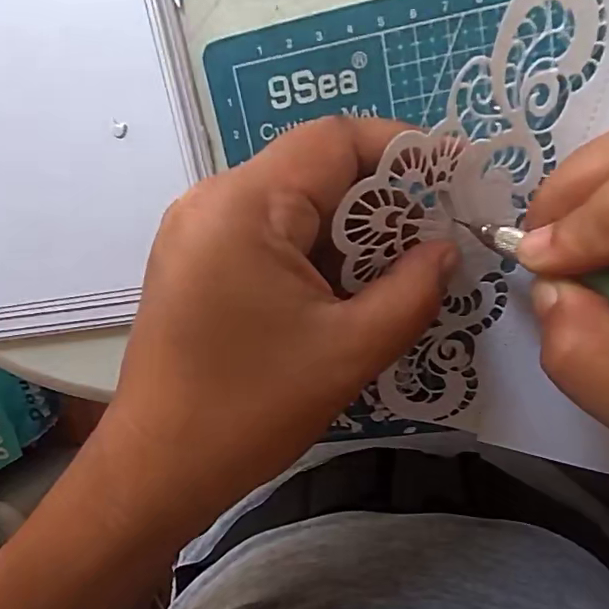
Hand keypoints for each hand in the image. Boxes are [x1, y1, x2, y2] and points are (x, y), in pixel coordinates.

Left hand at [98, 116, 455, 525]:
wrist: (157, 469)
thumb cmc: (251, 410)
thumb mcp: (350, 349)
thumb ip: (413, 289)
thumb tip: (444, 250)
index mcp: (245, 204)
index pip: (335, 139)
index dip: (401, 148)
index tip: (451, 177)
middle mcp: (211, 200)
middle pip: (311, 169)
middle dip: (378, 200)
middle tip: (428, 242)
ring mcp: (194, 231)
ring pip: (289, 204)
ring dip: (345, 232)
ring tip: (391, 274)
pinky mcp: (190, 263)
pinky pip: (263, 234)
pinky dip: (309, 253)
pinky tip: (339, 293)